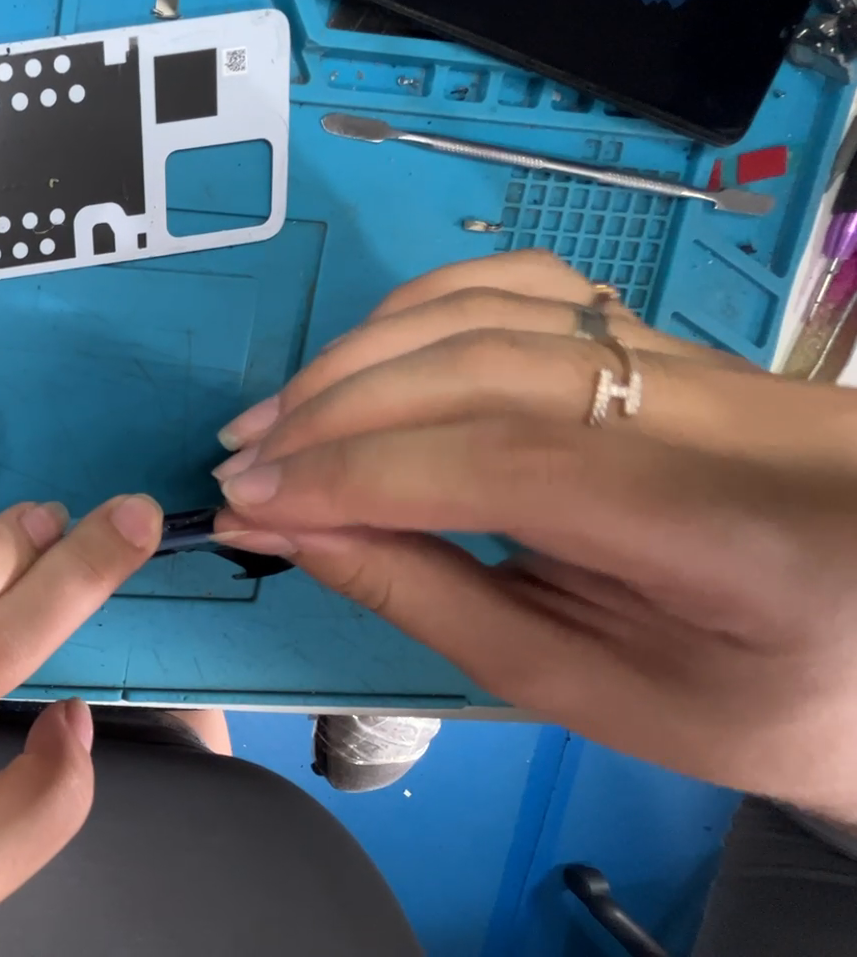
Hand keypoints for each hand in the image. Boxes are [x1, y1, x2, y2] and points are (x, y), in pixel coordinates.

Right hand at [211, 251, 856, 821]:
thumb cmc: (738, 694)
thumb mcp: (575, 683)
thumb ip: (416, 593)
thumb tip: (279, 528)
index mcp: (739, 528)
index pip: (502, 462)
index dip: (353, 474)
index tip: (247, 502)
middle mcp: (729, 408)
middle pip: (478, 368)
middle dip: (330, 416)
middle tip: (241, 466)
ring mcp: (695, 351)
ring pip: (484, 311)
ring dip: (350, 362)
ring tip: (272, 420)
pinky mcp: (655, 333)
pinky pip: (513, 286)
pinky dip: (407, 313)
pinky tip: (355, 361)